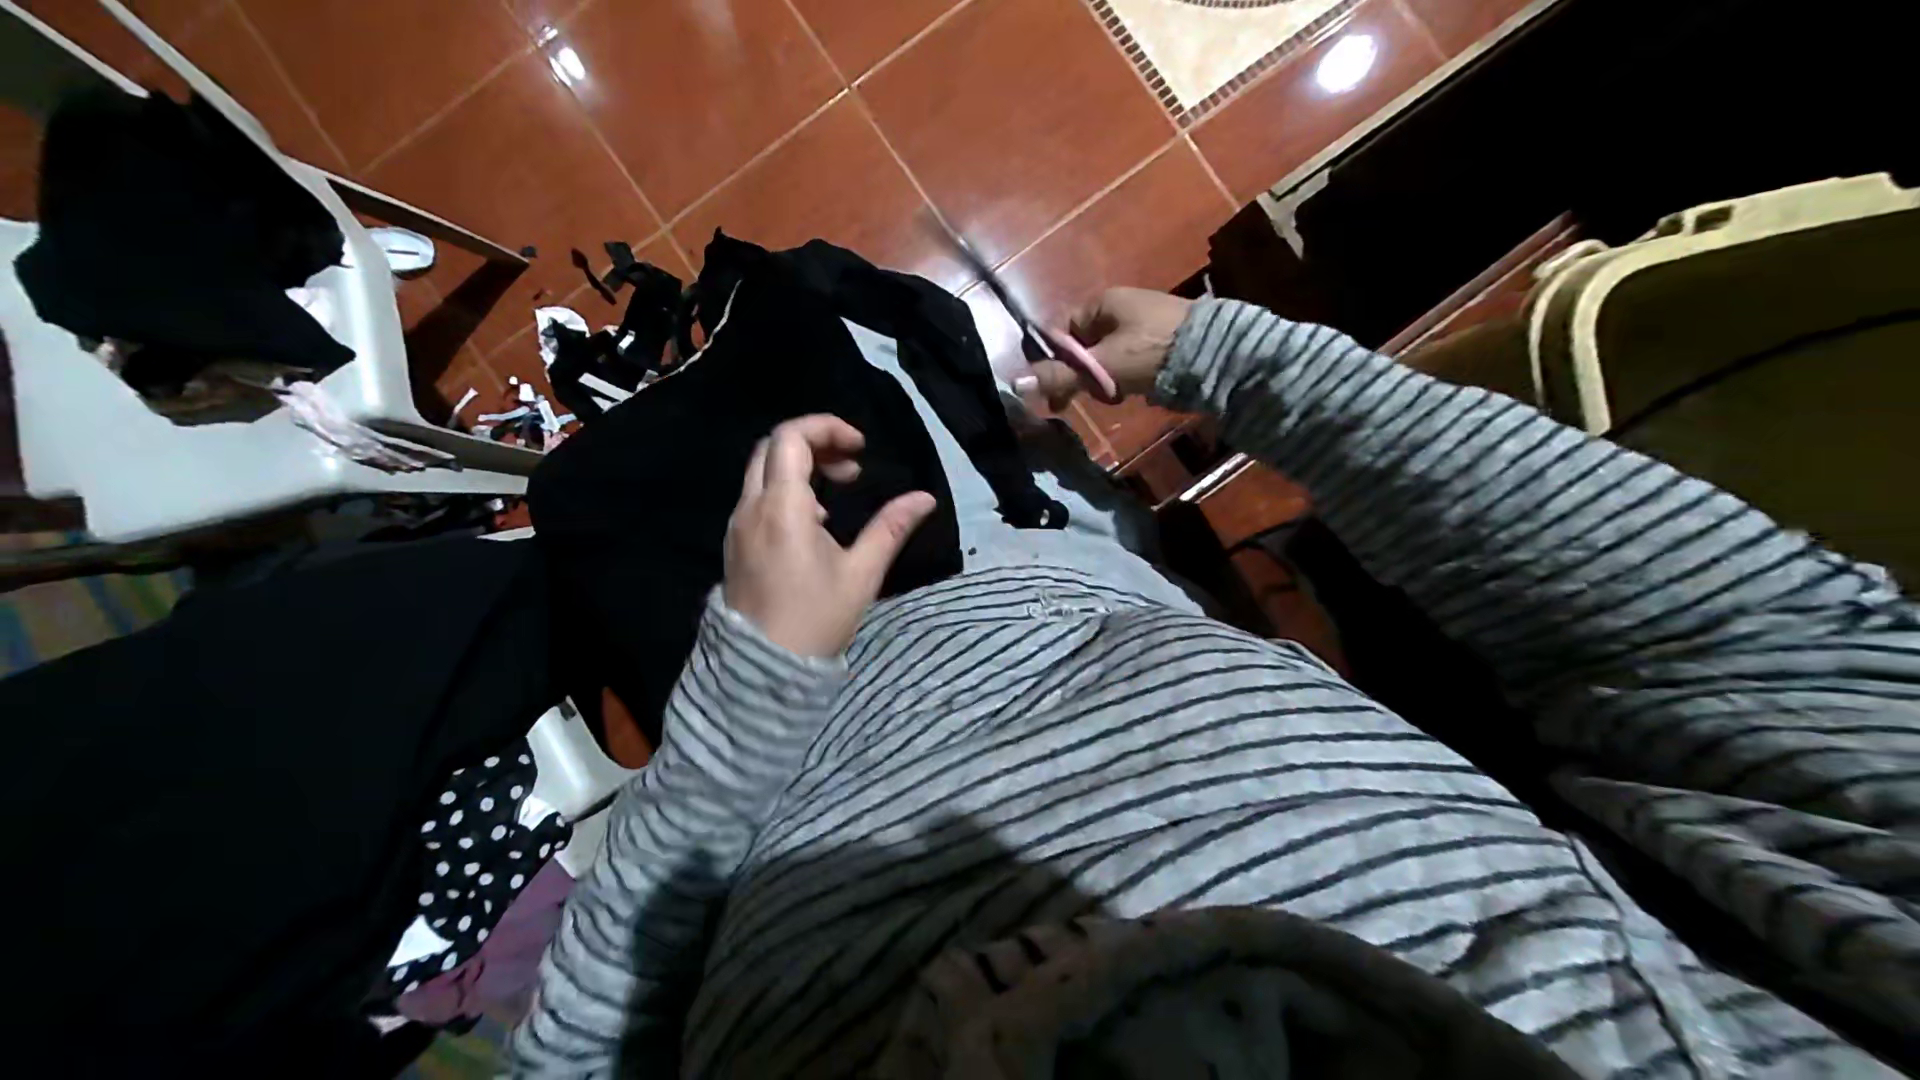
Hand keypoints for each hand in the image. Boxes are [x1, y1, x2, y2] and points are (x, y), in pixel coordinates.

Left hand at [722, 415, 936, 657]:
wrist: (763, 670)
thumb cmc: (817, 619)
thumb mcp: (862, 573)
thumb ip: (890, 528)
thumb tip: (924, 498)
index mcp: (782, 507)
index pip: (792, 437)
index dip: (827, 428)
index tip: (860, 448)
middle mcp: (751, 507)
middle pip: (773, 447)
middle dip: (815, 443)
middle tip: (851, 467)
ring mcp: (737, 526)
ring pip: (762, 471)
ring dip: (800, 466)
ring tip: (837, 492)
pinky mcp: (735, 544)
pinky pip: (756, 497)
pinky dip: (785, 489)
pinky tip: (813, 521)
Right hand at [1018, 287, 1193, 408]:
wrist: (1216, 355)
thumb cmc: (1152, 353)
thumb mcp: (1103, 367)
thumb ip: (1061, 376)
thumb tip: (1016, 383)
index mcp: (1102, 304)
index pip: (1061, 332)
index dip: (1055, 362)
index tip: (1057, 392)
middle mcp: (1119, 309)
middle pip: (1082, 348)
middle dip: (1084, 376)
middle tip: (1089, 397)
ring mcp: (1140, 325)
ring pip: (1104, 359)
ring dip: (1105, 381)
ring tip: (1119, 394)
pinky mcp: (1158, 343)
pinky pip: (1127, 363)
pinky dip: (1125, 379)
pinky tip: (1135, 390)